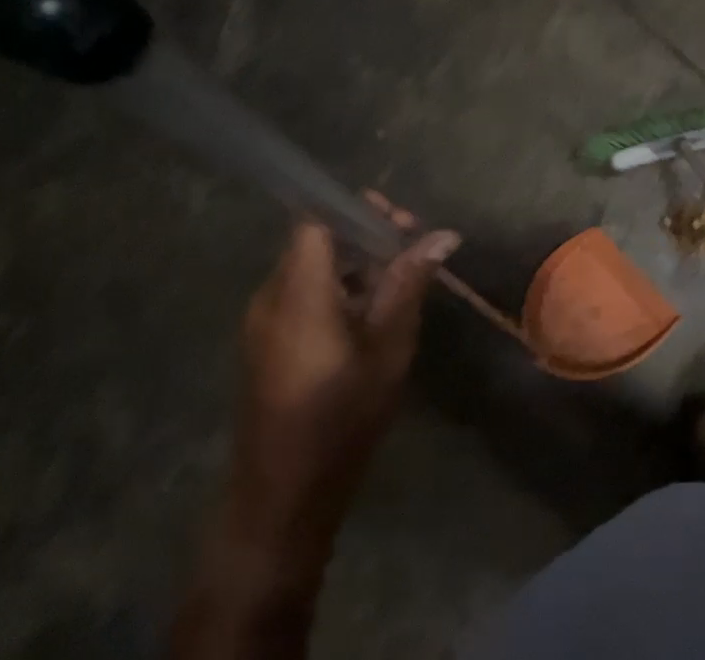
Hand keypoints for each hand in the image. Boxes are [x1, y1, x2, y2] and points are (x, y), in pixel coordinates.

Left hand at [231, 193, 458, 536]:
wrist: (283, 491)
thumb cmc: (342, 418)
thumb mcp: (389, 349)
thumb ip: (409, 285)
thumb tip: (442, 236)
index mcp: (299, 293)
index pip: (316, 221)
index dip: (358, 212)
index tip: (402, 224)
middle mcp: (271, 297)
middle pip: (314, 242)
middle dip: (364, 238)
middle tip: (413, 254)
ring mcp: (262, 322)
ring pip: (309, 270)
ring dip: (353, 267)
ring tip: (399, 288)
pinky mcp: (265, 343)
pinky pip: (301, 296)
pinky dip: (336, 292)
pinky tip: (370, 318)